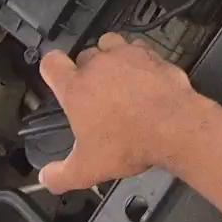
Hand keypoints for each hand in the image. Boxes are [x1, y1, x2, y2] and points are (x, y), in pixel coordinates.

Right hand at [37, 34, 216, 192]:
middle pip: (83, 54)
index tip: (57, 78)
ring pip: (110, 43)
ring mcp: (127, 55)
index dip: (51, 69)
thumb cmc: (129, 143)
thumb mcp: (87, 170)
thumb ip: (60, 175)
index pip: (51, 63)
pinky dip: (137, 57)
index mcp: (77, 88)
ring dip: (110, 57)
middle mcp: (99, 65)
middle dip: (86, 70)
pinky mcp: (151, 54)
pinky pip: (138, 47)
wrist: (174, 126)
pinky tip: (142, 75)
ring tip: (117, 78)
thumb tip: (47, 177)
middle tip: (95, 94)